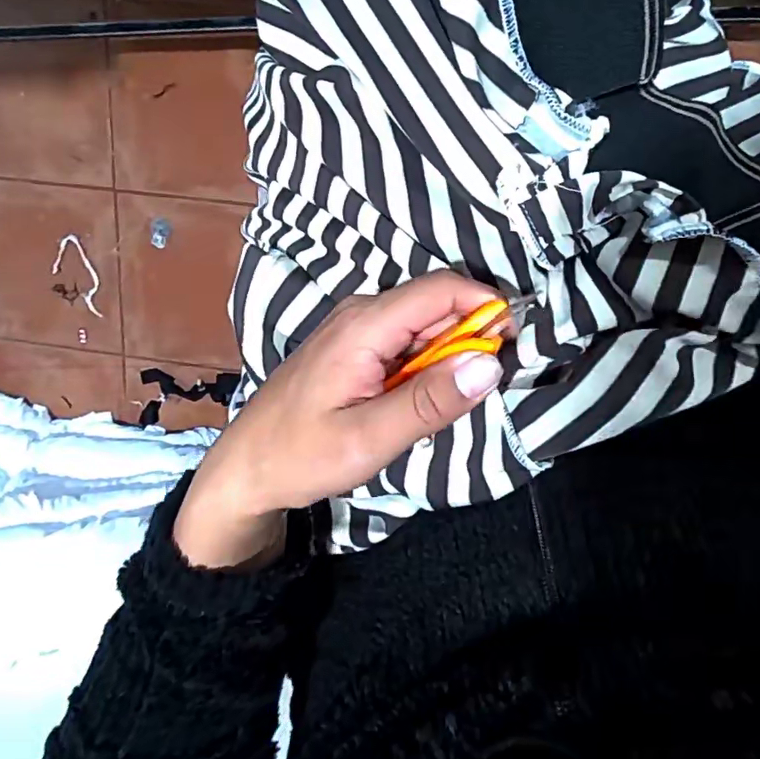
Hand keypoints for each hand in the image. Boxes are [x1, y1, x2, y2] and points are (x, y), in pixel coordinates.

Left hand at [173, 271, 506, 568]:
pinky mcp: (358, 344)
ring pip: (426, 321)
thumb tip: (491, 364)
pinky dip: (431, 360)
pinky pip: (409, 338)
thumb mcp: (369, 439)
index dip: (486, 305)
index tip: (515, 343)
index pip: (442, 289)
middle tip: (487, 383)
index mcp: (364, 325)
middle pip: (437, 303)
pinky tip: (425, 395)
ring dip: (453, 350)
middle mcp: (363, 312)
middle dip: (473, 333)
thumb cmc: (300, 456)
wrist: (244, 470)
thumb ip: (431, 401)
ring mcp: (358, 326)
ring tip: (454, 398)